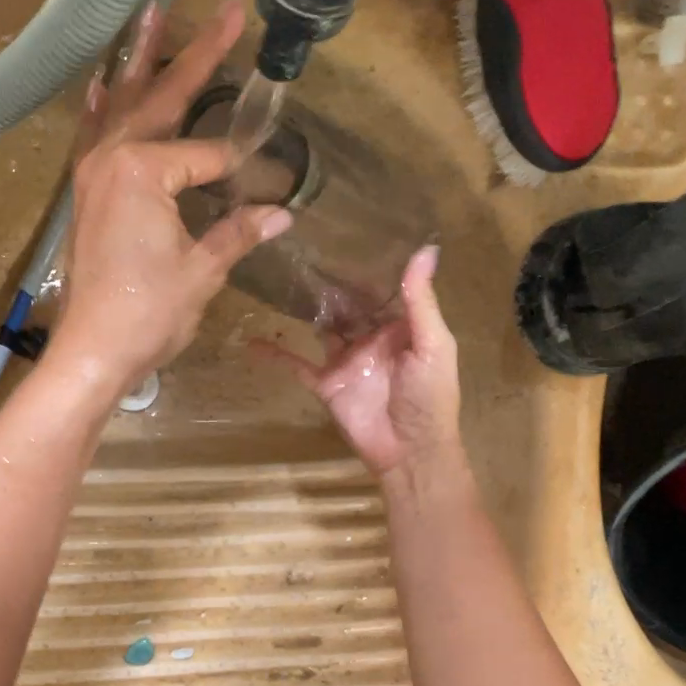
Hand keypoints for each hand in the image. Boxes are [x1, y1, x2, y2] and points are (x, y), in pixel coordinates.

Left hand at [48, 0, 294, 397]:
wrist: (92, 351)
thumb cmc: (148, 314)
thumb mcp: (202, 272)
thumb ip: (237, 234)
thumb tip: (280, 213)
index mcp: (143, 172)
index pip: (204, 155)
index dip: (237, 167)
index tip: (262, 175)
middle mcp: (112, 159)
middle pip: (162, 99)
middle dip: (196, 55)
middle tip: (225, 11)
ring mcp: (91, 174)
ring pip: (123, 106)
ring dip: (141, 62)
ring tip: (153, 14)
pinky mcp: (84, 194)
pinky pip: (94, 136)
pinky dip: (101, 107)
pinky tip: (103, 84)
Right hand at [257, 246, 463, 479]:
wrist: (409, 450)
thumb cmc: (430, 396)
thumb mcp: (433, 345)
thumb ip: (421, 301)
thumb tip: (423, 250)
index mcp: (401, 327)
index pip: (383, 290)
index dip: (368, 267)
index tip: (348, 234)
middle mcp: (371, 340)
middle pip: (348, 307)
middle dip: (332, 284)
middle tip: (306, 249)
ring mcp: (346, 362)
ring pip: (322, 330)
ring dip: (306, 310)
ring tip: (281, 279)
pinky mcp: (326, 384)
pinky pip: (297, 366)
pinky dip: (276, 355)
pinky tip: (252, 342)